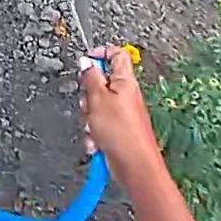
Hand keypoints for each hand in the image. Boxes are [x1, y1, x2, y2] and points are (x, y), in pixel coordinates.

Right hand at [79, 45, 165, 184]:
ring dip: (89, 117)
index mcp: (125, 81)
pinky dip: (94, 133)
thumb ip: (91, 77)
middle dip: (88, 94)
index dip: (99, 54)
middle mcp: (125, 94)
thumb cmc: (121, 132)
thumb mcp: (98, 97)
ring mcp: (121, 113)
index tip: (85, 63)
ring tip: (94, 126)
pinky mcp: (117, 129)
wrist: (134, 166)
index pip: (115, 54)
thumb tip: (86, 62)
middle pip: (100, 83)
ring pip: (95, 105)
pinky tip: (97, 142)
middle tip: (89, 102)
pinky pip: (98, 125)